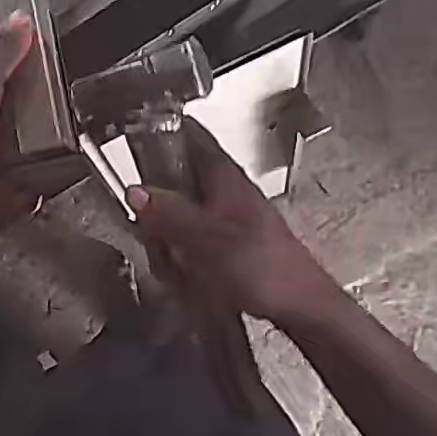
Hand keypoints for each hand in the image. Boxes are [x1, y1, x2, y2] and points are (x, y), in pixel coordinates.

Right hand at [128, 120, 339, 321]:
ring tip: (167, 258)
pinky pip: (192, 236)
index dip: (163, 128)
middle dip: (156, 201)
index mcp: (226, 177)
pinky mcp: (231, 241)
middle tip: (147, 225)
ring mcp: (230, 216)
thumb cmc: (266, 269)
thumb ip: (170, 214)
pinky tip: (183, 274)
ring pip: (182, 210)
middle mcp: (228, 190)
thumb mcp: (207, 241)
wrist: (302, 307)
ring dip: (168, 232)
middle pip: (178, 176)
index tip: (134, 135)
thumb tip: (135, 191)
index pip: (191, 135)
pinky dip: (181, 251)